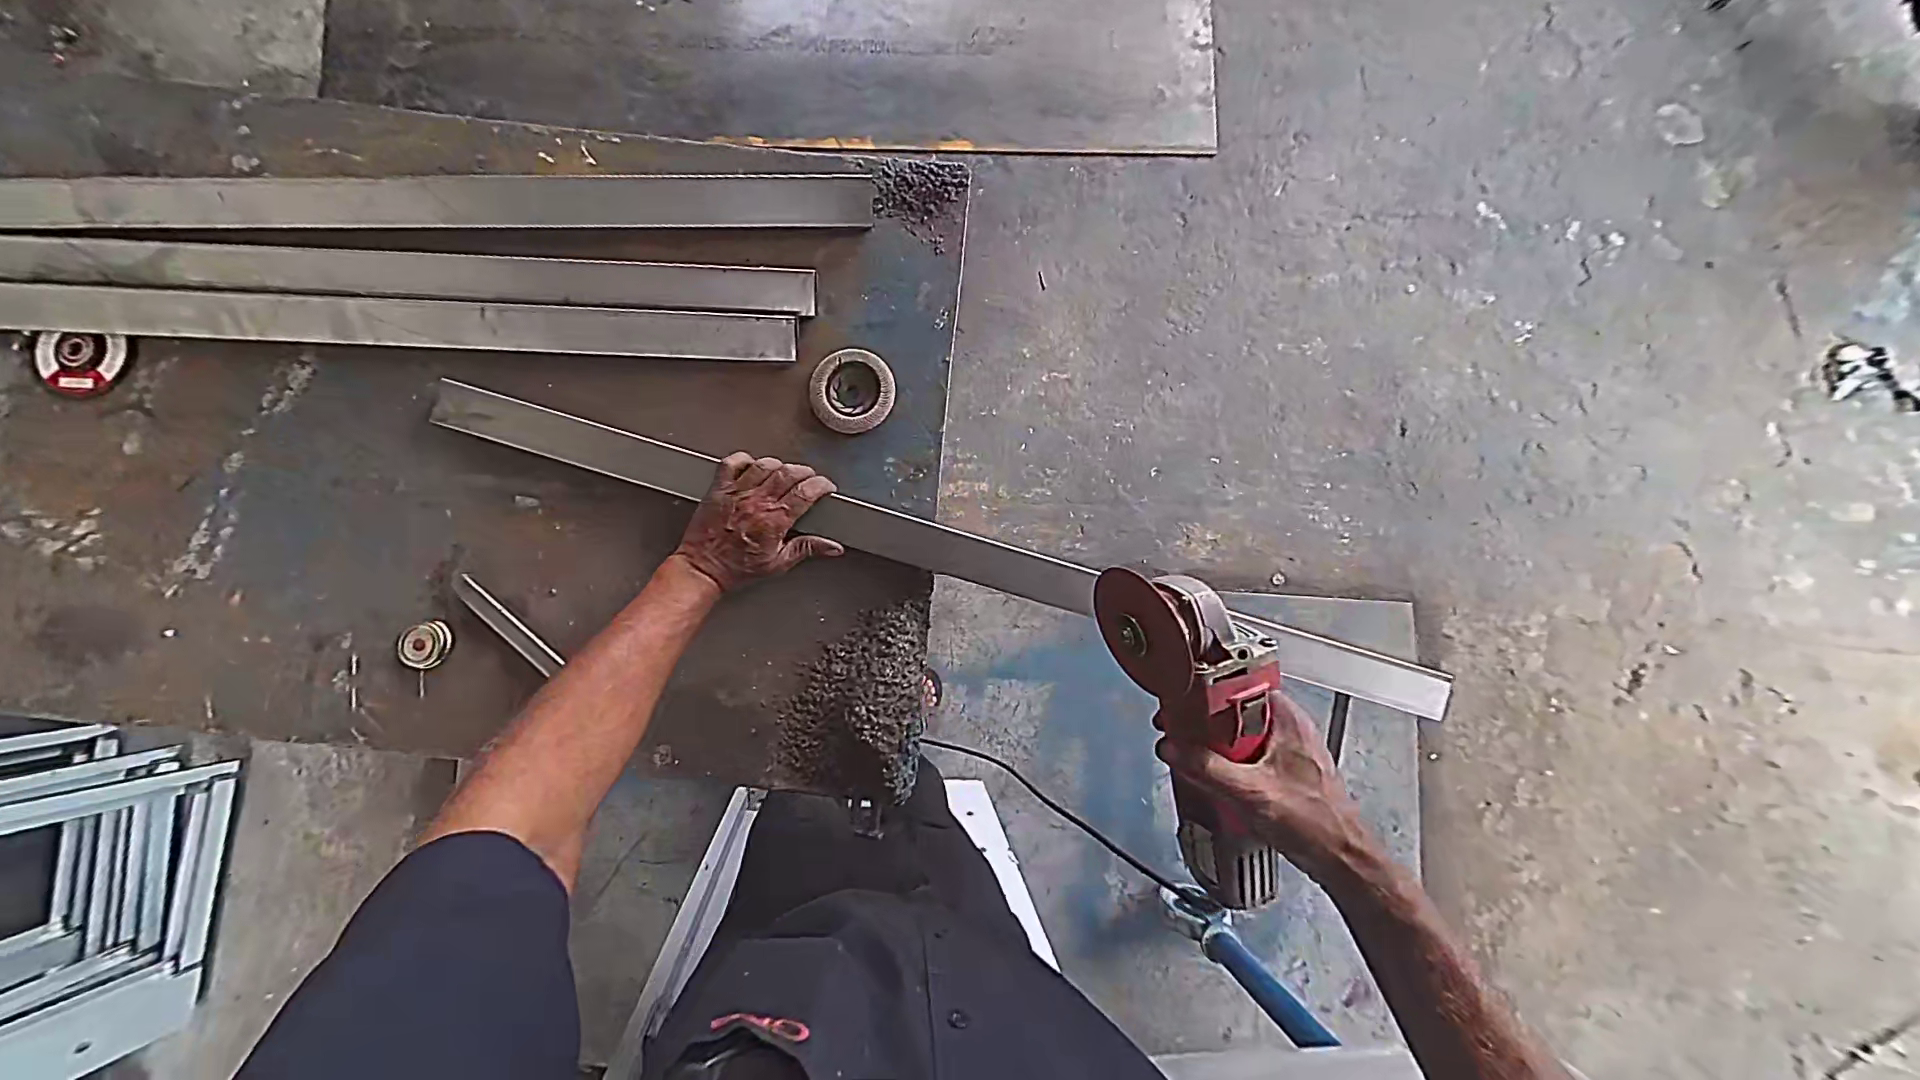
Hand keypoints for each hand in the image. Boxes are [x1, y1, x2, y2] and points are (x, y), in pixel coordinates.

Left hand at [672, 453, 844, 592]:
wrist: (704, 568)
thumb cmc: (737, 568)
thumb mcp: (779, 564)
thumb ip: (807, 549)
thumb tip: (831, 547)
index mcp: (774, 521)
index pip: (805, 492)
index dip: (821, 485)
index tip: (826, 487)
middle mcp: (757, 503)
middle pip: (788, 473)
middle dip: (805, 472)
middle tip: (810, 478)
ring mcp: (737, 493)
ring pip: (764, 465)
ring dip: (779, 465)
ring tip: (784, 472)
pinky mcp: (719, 489)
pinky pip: (732, 463)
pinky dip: (745, 460)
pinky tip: (752, 467)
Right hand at [1154, 690, 1377, 882]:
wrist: (1341, 859)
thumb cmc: (1316, 823)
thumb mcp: (1250, 792)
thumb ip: (1207, 769)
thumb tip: (1173, 748)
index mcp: (1286, 718)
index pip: (1238, 683)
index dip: (1206, 689)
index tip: (1183, 699)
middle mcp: (1289, 726)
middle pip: (1234, 707)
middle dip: (1204, 718)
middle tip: (1181, 729)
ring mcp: (1287, 746)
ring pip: (1239, 729)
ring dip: (1214, 740)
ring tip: (1192, 751)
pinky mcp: (1283, 767)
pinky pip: (1247, 750)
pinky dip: (1228, 757)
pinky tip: (1217, 774)